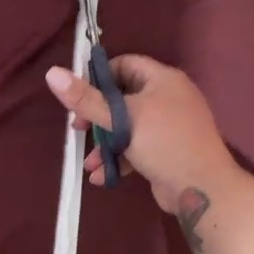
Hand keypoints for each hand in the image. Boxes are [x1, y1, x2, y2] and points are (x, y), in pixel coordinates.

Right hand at [44, 55, 238, 213]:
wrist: (202, 188)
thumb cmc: (163, 143)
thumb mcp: (120, 119)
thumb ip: (85, 98)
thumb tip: (52, 73)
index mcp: (163, 80)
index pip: (125, 64)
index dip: (99, 77)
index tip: (78, 96)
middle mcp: (168, 98)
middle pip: (122, 98)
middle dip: (96, 117)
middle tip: (78, 130)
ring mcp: (168, 125)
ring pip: (126, 127)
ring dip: (104, 145)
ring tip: (89, 163)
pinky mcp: (166, 150)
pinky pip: (136, 147)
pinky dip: (119, 158)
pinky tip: (102, 176)